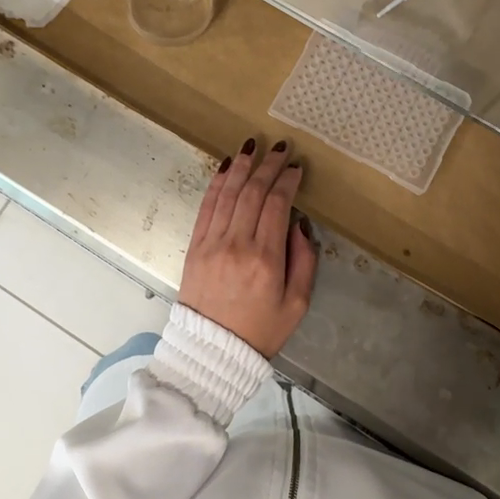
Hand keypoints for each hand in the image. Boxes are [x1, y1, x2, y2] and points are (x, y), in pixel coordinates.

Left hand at [179, 138, 318, 357]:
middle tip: (279, 148)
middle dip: (267, 166)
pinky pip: (207, 207)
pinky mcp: (195, 246)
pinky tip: (226, 168)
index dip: (286, 181)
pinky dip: (217, 184)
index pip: (276, 205)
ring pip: (228, 194)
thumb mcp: (297, 304)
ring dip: (241, 167)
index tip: (295, 167)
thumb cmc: (260, 331)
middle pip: (252, 193)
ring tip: (253, 147)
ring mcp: (212, 243)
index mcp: (266, 259)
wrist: (212, 351)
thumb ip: (304, 261)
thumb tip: (299, 225)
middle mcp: (237, 245)